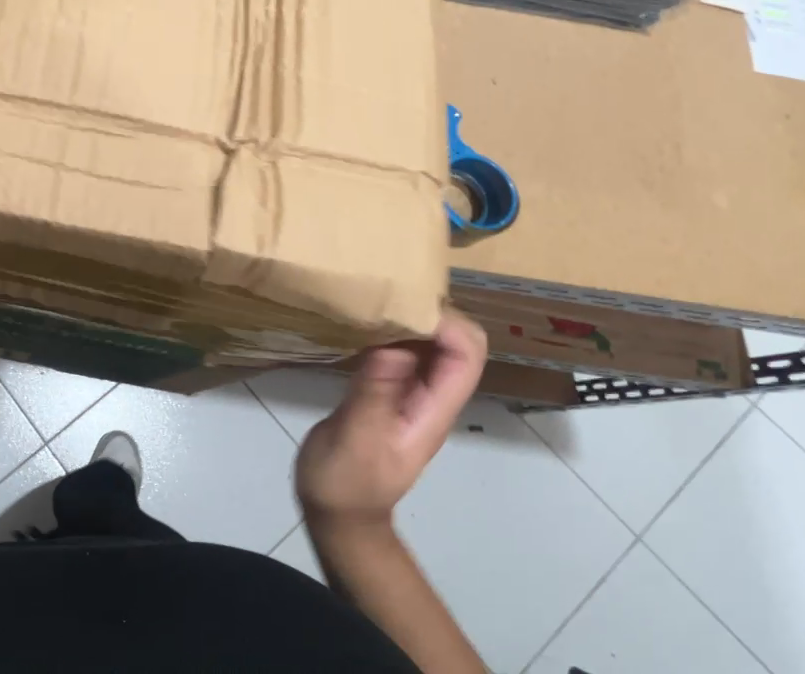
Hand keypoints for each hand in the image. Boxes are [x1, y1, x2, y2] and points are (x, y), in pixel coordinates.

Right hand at [296, 308, 487, 529]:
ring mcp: (407, 393)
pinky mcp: (383, 390)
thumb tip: (395, 342)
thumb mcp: (356, 438)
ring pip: (424, 343)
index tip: (401, 298)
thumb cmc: (346, 482)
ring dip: (404, 316)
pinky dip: (383, 330)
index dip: (445, 321)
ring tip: (366, 296)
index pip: (466, 354)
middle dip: (428, 310)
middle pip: (452, 342)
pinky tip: (355, 321)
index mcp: (432, 409)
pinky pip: (396, 351)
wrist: (338, 515)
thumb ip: (375, 392)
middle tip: (381, 288)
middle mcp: (428, 395)